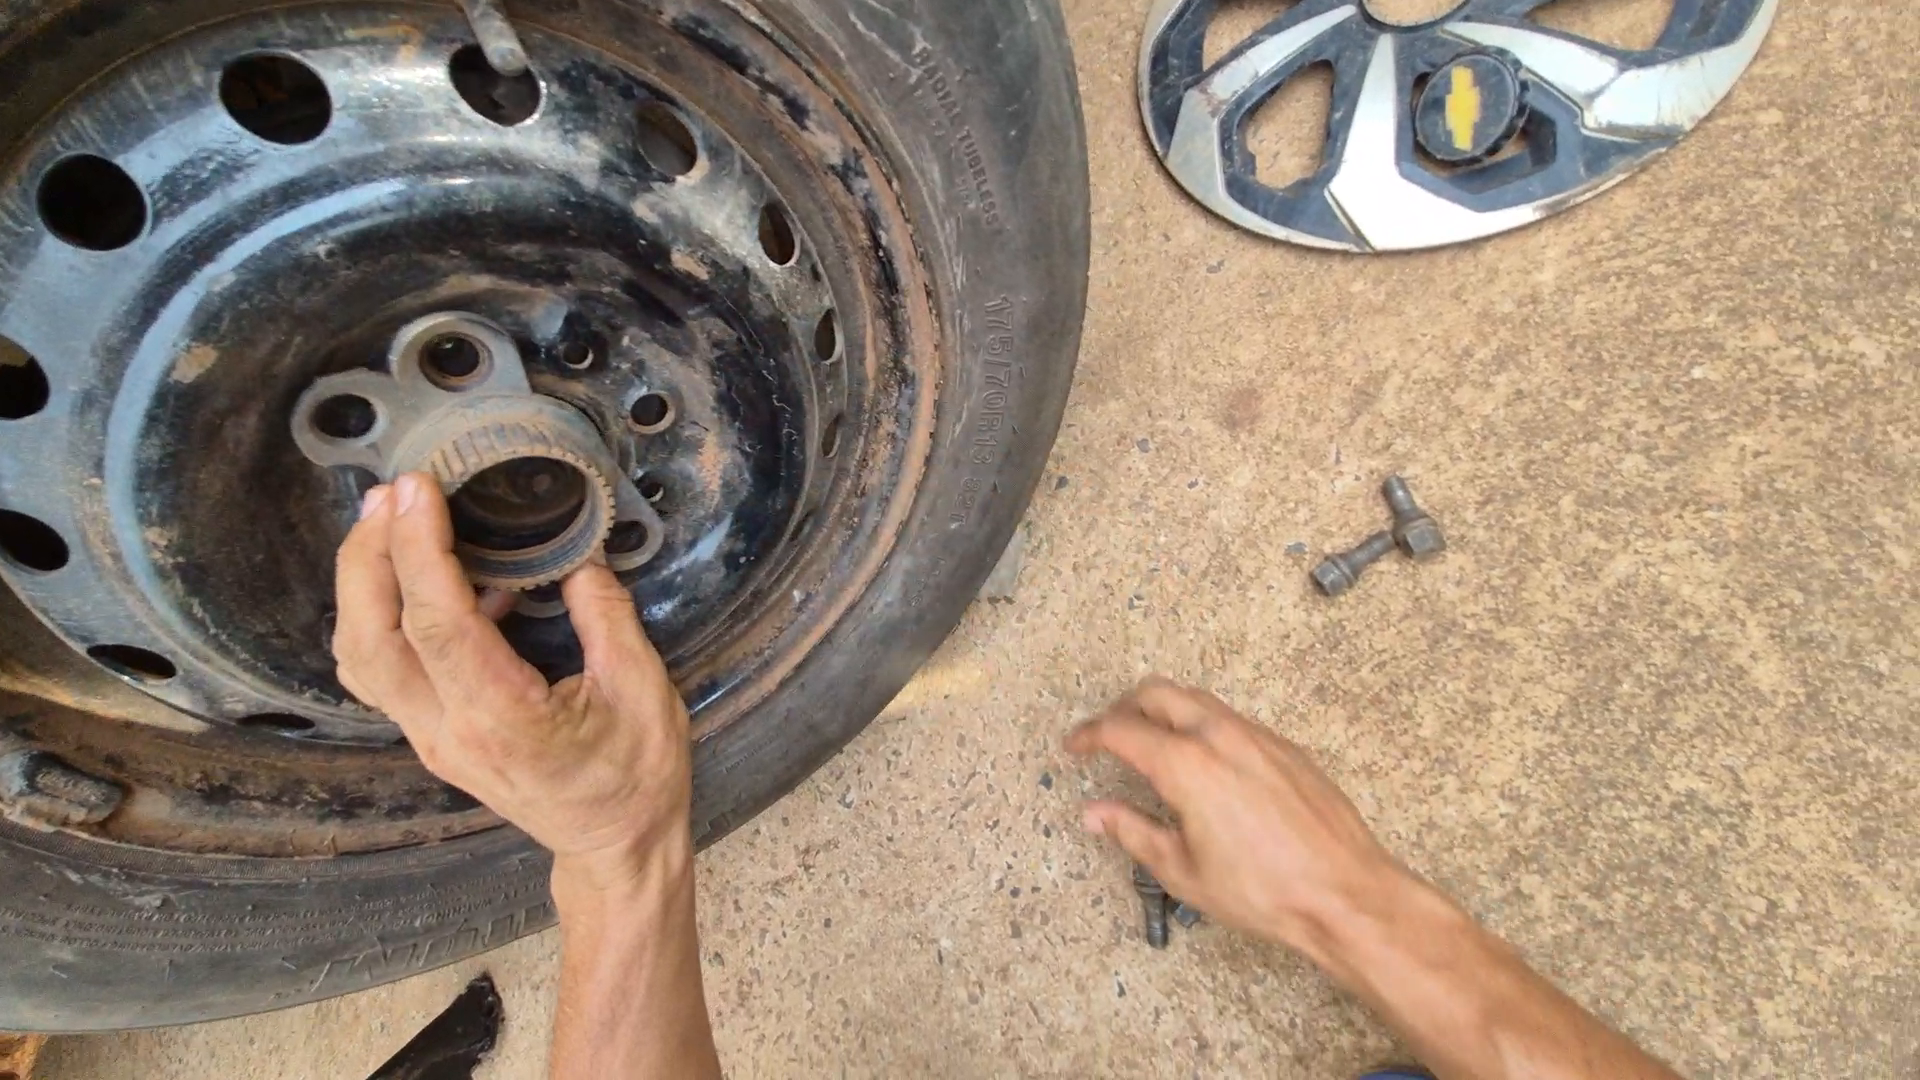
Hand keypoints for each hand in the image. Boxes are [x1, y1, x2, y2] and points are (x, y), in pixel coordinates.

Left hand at [333, 472, 692, 892]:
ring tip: (389, 524)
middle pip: (371, 639)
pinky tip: (433, 583)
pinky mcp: (439, 737)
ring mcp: (435, 739)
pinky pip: (389, 672)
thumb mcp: (644, 687)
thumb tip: (578, 561)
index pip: (438, 624)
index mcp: (504, 716)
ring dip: (364, 586)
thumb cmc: (640, 771)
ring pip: (363, 658)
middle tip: (390, 494)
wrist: (617, 842)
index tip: (419, 492)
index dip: (422, 551)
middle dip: (369, 558)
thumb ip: (608, 618)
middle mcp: (450, 730)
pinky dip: (388, 616)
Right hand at [1065, 678, 1410, 969]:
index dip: (1088, 734)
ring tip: (1149, 742)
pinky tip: (1202, 761)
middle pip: (1154, 692)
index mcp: (1185, 763)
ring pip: (1193, 698)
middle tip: (1107, 736)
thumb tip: (1092, 813)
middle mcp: (1217, 734)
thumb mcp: (1182, 870)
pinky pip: (1227, 717)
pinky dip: (1198, 723)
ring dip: (1161, 709)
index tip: (1074, 745)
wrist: (1347, 894)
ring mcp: (1254, 734)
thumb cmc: (1263, 890)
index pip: (1119, 730)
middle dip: (1121, 707)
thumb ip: (1131, 831)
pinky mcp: (1282, 745)